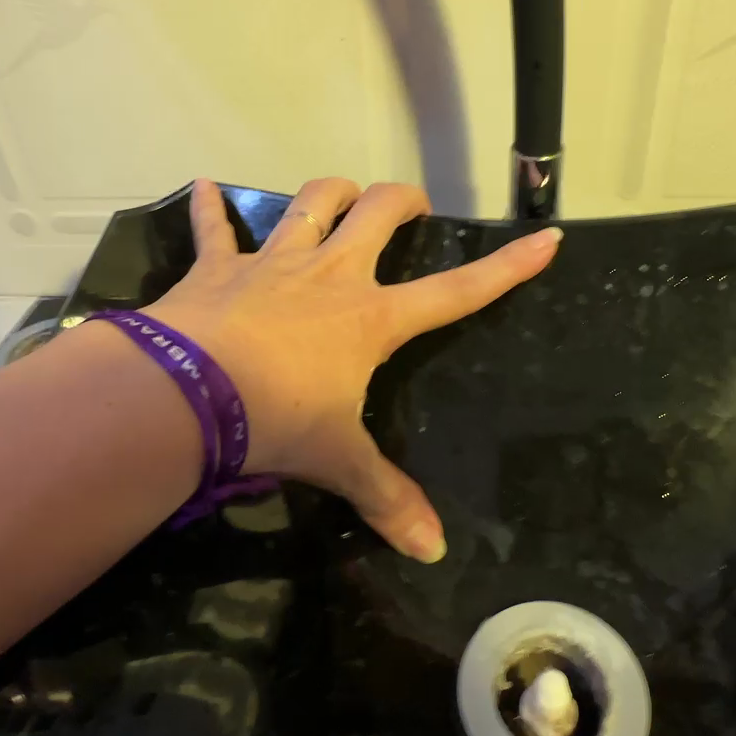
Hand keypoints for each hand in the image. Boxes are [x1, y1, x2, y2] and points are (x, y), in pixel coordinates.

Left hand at [144, 178, 560, 562]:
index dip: (506, 268)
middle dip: (401, 201)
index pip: (456, 291)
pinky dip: (209, 207)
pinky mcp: (218, 267)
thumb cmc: (278, 418)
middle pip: (377, 213)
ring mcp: (272, 263)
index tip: (545, 239)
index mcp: (371, 318)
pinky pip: (214, 226)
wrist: (189, 393)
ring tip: (340, 193)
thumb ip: (385, 498)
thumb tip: (433, 549)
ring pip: (310, 203)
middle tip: (410, 208)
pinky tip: (204, 185)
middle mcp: (329, 275)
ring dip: (328, 192)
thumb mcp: (337, 460)